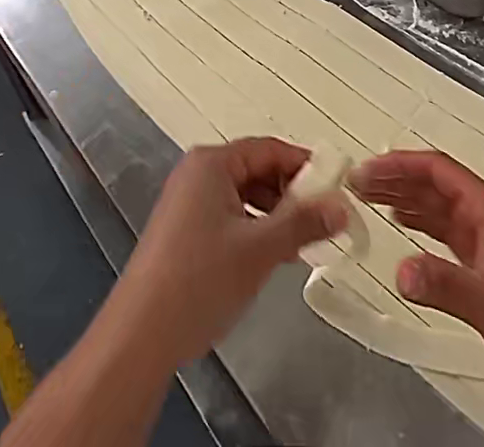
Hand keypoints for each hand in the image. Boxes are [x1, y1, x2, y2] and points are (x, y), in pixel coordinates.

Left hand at [106, 138, 347, 365]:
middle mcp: (197, 173)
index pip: (269, 149)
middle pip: (257, 169)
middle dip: (291, 192)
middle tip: (324, 217)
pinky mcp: (185, 228)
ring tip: (303, 241)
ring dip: (276, 213)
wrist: (141, 334)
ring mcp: (188, 201)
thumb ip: (304, 223)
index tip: (337, 186)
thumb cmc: (200, 280)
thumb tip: (342, 206)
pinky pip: (231, 214)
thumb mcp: (260, 249)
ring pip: (245, 194)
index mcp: (212, 163)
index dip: (305, 165)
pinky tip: (273, 254)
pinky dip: (256, 227)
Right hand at [349, 151, 483, 399]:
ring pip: (438, 206)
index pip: (439, 170)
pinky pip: (445, 231)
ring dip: (404, 198)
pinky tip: (404, 227)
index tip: (367, 170)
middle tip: (358, 183)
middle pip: (435, 184)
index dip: (400, 164)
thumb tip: (401, 271)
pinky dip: (420, 224)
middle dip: (396, 178)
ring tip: (370, 199)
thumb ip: (444, 285)